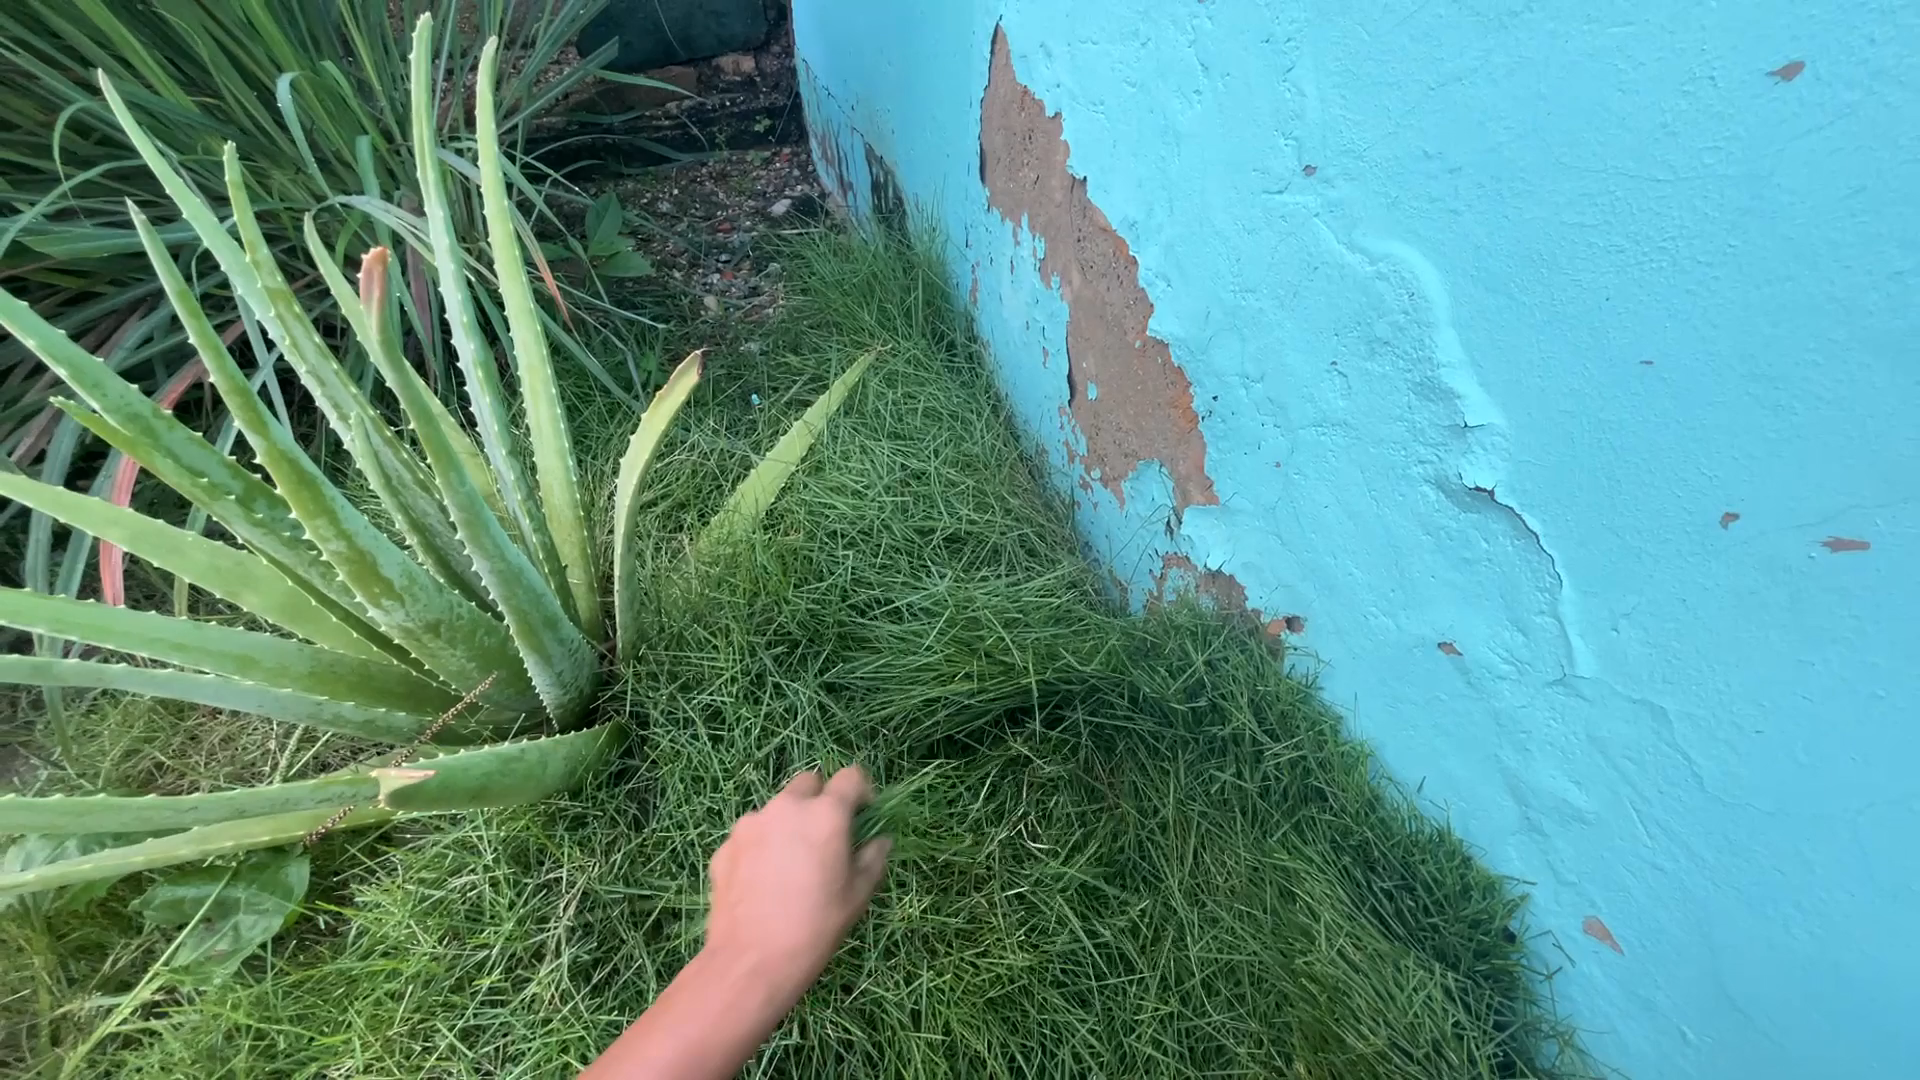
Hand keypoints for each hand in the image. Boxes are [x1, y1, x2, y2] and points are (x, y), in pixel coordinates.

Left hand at [703, 766, 891, 1000]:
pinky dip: (761, 847)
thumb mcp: (857, 896)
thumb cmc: (814, 928)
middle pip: (809, 784)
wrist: (749, 963)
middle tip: (824, 839)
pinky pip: (752, 835)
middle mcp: (787, 807)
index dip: (860, 793)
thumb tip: (880, 840)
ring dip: (788, 824)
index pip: (850, 777)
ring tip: (789, 867)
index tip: (861, 817)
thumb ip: (873, 858)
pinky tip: (762, 884)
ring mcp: (751, 823)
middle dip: (820, 801)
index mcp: (825, 813)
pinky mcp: (725, 845)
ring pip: (777, 809)